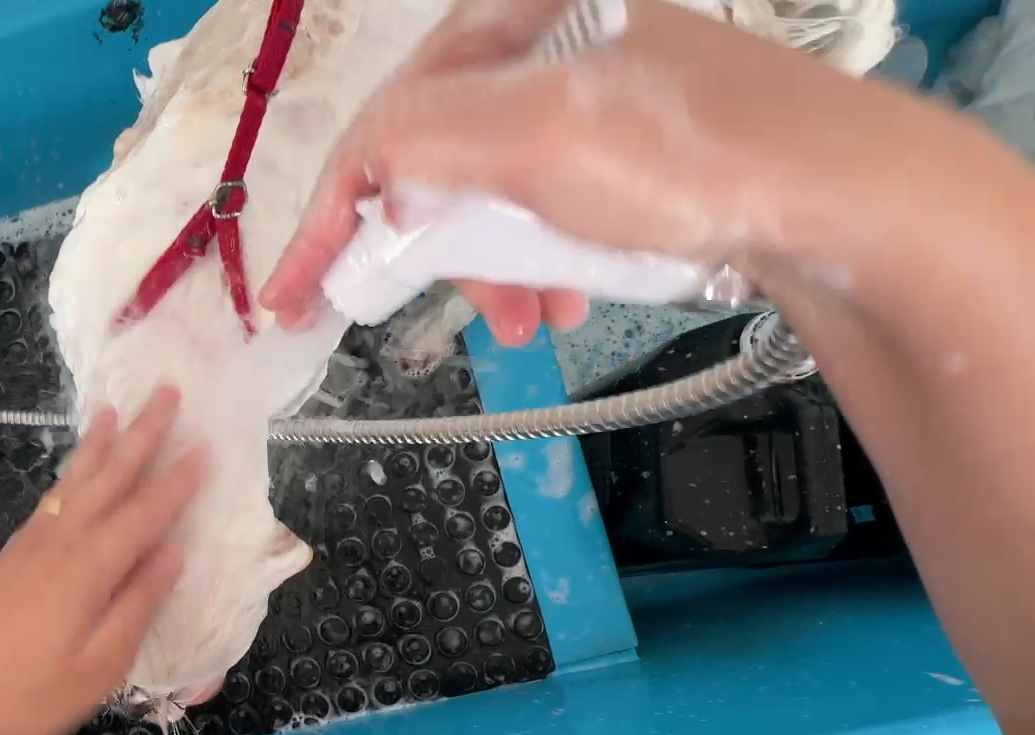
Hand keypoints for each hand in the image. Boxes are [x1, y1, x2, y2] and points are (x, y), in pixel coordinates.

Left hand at [0, 387, 206, 734]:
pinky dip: (69, 476)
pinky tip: (74, 475)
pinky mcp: (11, 555)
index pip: (145, 514)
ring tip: (112, 409)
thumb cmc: (30, 697)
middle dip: (140, 434)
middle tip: (165, 392)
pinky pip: (50, 500)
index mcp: (89, 569)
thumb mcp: (99, 667)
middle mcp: (60, 543)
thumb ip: (138, 605)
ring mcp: (30, 545)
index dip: (178, 480)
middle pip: (108, 478)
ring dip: (98, 445)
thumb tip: (173, 554)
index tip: (205, 444)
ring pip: (73, 482)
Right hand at [260, 0, 917, 338]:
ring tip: (525, 317)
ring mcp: (554, 107)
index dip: (321, 229)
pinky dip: (523, 266)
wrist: (829, 201)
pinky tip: (553, 297)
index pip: (372, 141)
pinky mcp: (584, 151)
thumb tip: (367, 179)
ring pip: (468, 207)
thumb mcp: (538, 137)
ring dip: (482, 274)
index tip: (286, 301)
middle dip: (420, 260)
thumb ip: (426, 137)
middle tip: (408, 319)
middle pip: (417, 178)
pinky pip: (516, 216)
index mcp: (500, 33)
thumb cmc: (685, 161)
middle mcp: (520, 61)